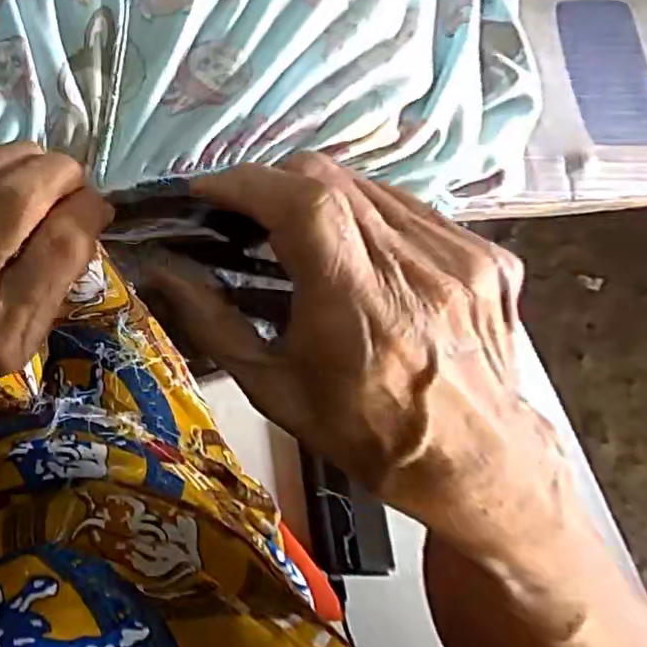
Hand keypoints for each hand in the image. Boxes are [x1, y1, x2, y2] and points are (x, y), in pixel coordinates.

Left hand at [0, 135, 112, 453]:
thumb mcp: (27, 340)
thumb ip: (60, 278)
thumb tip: (91, 205)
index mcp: (2, 324)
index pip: (59, 245)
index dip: (87, 208)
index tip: (95, 199)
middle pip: (15, 199)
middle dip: (56, 171)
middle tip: (69, 173)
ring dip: (16, 154)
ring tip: (32, 163)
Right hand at [141, 153, 579, 563]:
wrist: (480, 468)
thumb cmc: (361, 431)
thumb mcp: (268, 385)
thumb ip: (208, 318)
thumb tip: (159, 268)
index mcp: (358, 305)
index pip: (304, 202)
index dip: (246, 183)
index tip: (206, 193)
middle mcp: (416, 268)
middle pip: (327, 177)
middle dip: (267, 182)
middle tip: (239, 211)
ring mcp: (460, 256)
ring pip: (362, 181)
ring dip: (309, 191)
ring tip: (287, 225)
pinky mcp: (487, 255)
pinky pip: (402, 203)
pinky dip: (357, 208)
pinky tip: (345, 243)